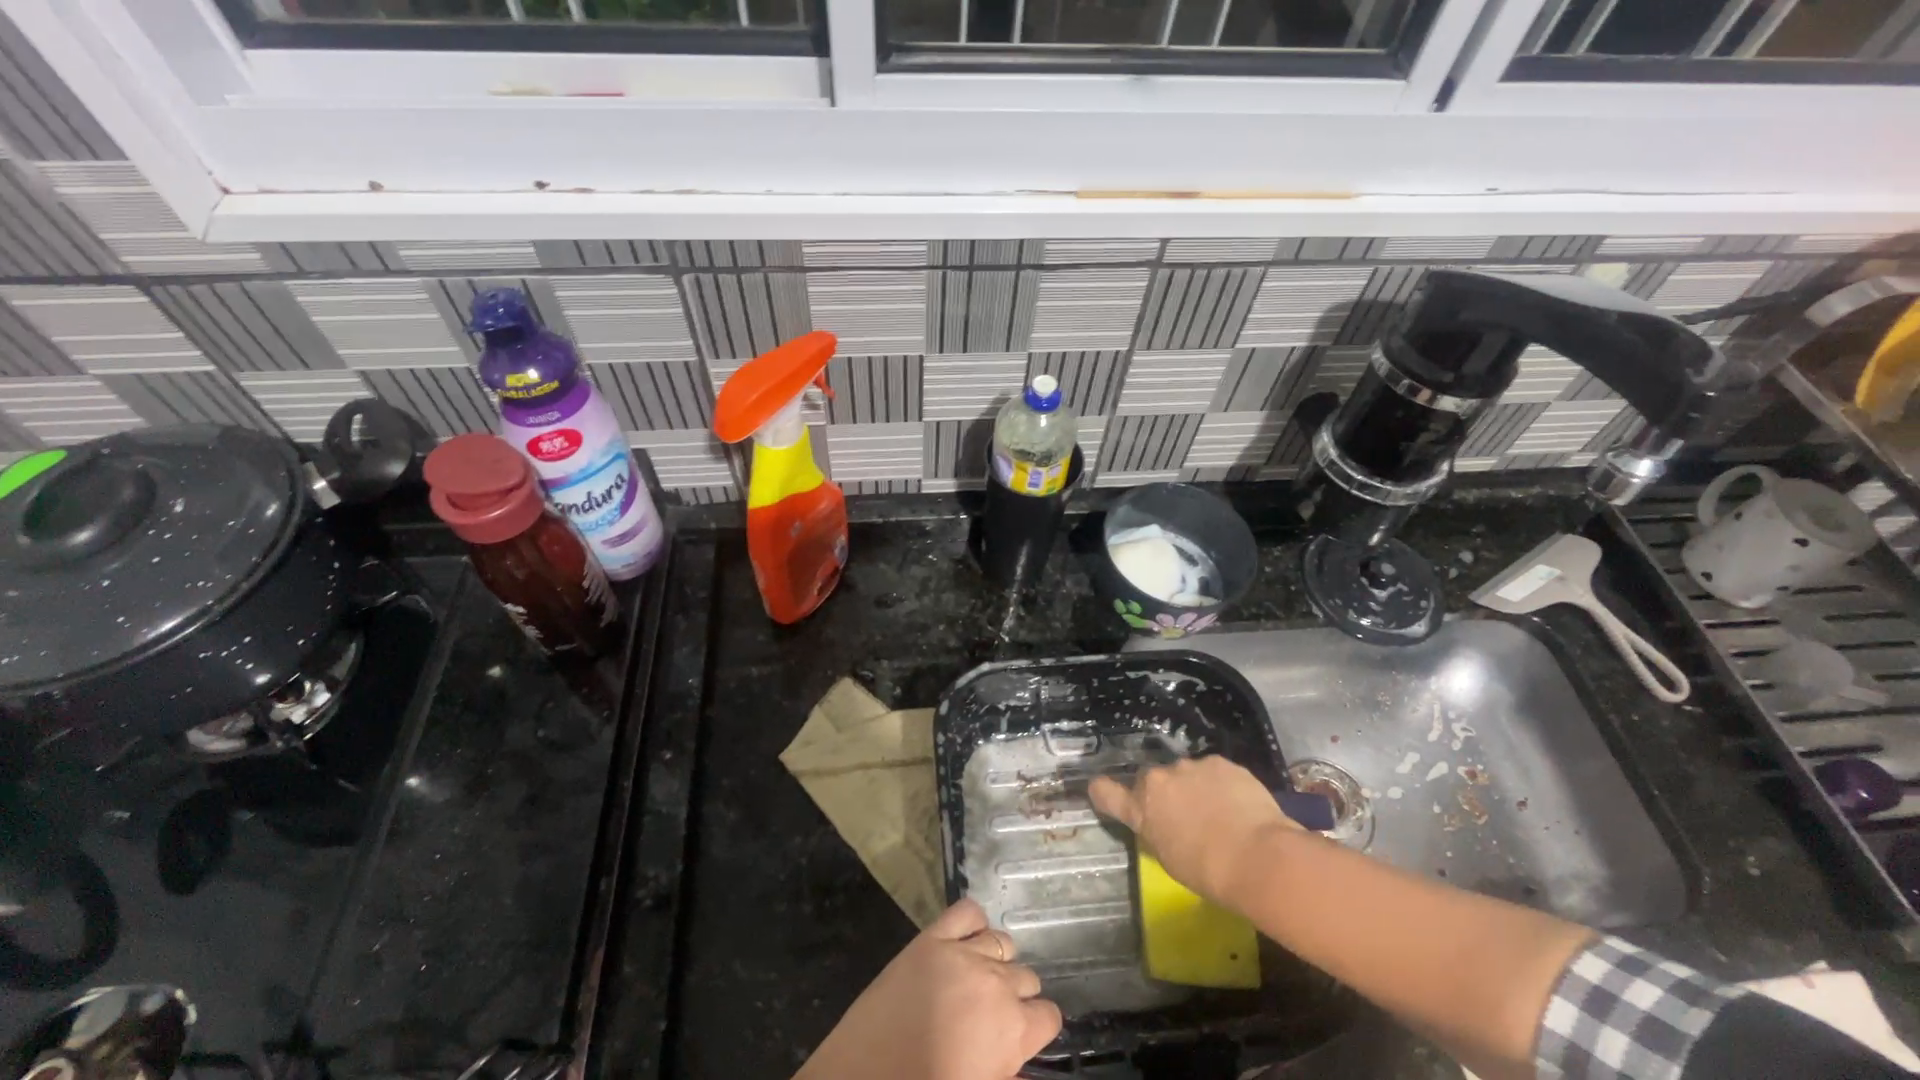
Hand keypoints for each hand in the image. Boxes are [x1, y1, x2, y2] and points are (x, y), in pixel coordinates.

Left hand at [796, 898, 1061, 1079]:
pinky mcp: (929, 939)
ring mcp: (961, 955)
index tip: (1017, 1037)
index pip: (1050, 1015)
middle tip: (988, 1016)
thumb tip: (1022, 1069)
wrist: (862, 1079)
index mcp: (1014, 1029)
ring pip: (1002, 943)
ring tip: (976, 981)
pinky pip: (966, 912)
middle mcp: (996, 983)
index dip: (1035, 1029)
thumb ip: (1010, 1074)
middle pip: (1027, 977)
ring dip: (997, 962)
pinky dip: (973, 921)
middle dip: (1015, 997)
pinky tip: (966, 942)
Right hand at [1088, 756, 1296, 902]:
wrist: (1257, 856)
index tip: (1106, 794)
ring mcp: (1191, 766)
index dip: (1103, 791)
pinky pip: (1214, 771)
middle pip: (1152, 780)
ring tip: (1219, 811)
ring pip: (1186, 774)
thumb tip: (1164, 822)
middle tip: (1184, 815)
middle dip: (1163, 792)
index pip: (1104, 791)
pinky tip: (1238, 804)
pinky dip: (1221, 784)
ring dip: (1194, 787)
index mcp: (1141, 807)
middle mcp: (1159, 778)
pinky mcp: (1221, 762)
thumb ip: (1157, 831)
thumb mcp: (1168, 857)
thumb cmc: (1207, 871)